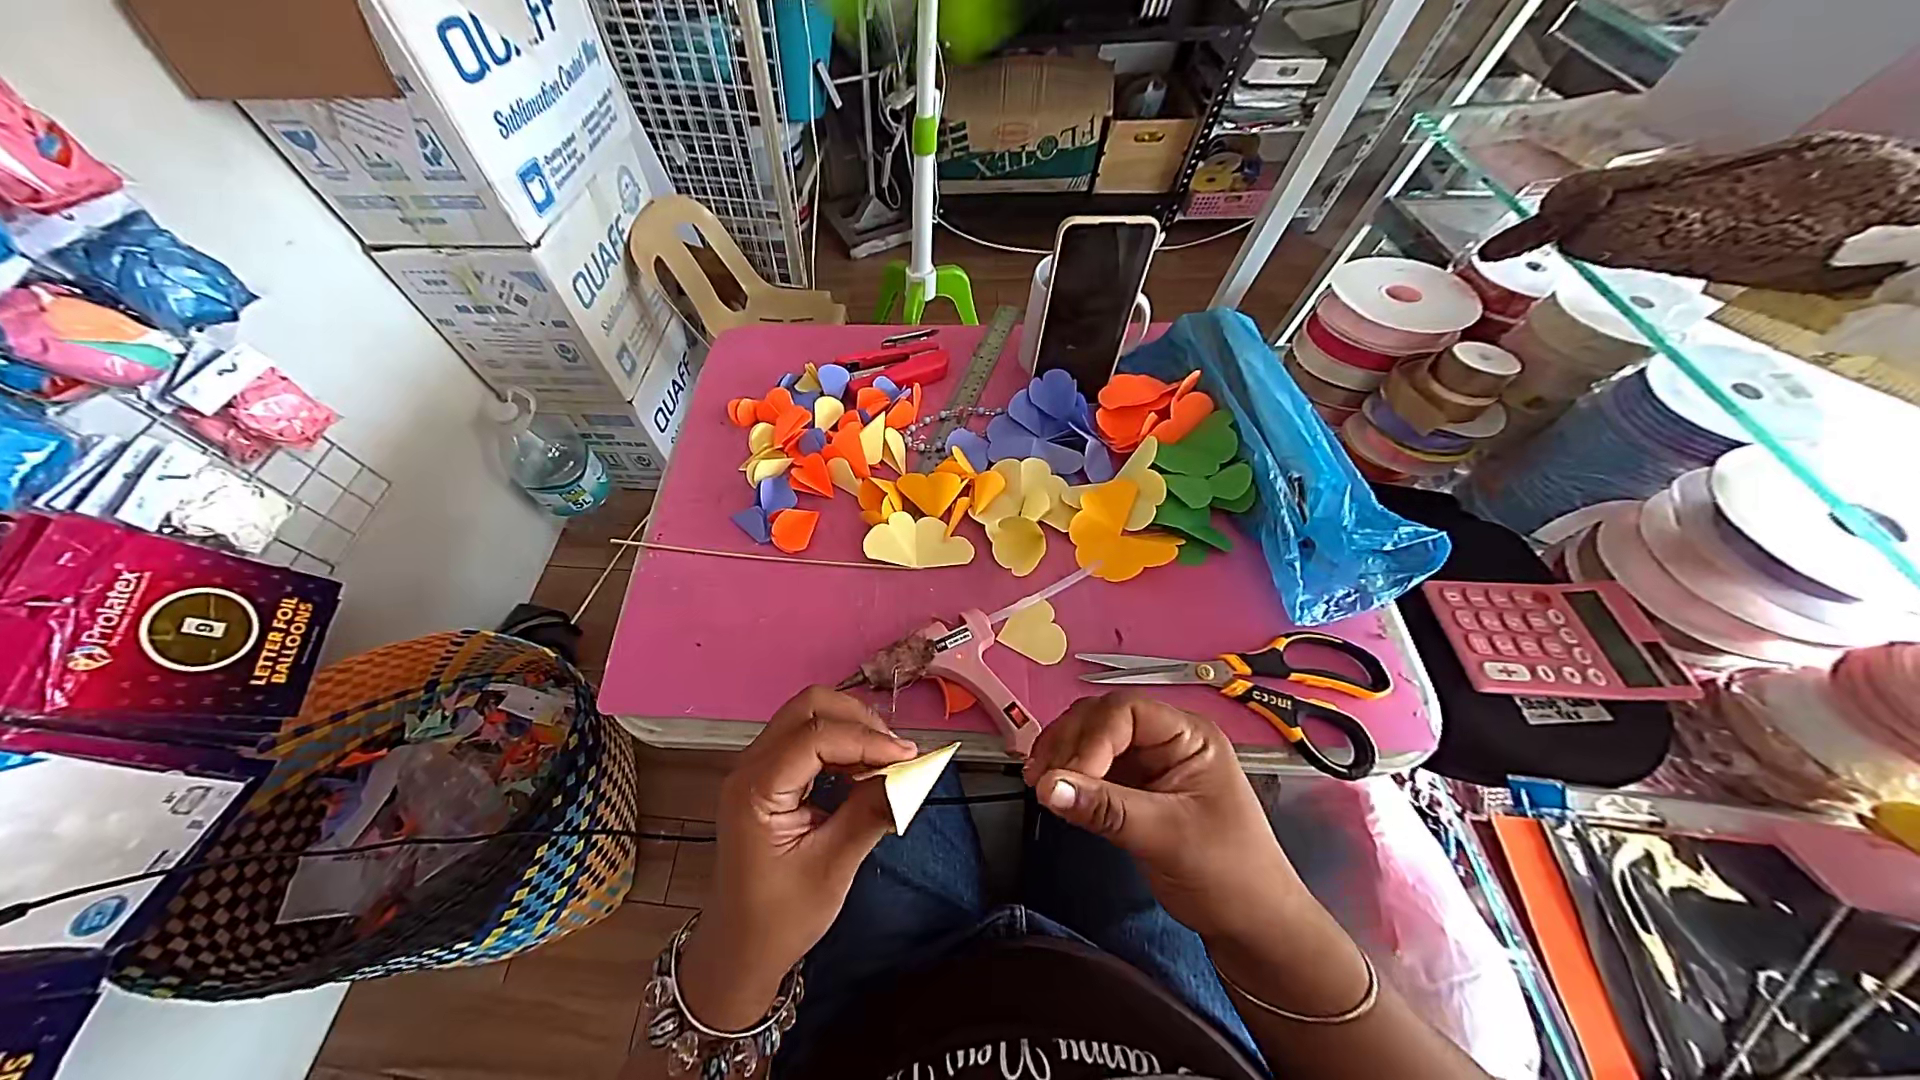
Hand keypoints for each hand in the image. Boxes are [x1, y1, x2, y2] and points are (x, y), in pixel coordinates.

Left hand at [678, 687, 916, 1028]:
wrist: (740, 950)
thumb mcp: (832, 868)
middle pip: (809, 707)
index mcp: (755, 789)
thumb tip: (911, 773)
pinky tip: (865, 770)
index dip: (866, 740)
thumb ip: (871, 812)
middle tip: (895, 753)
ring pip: (810, 715)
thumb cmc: (779, 918)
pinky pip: (810, 737)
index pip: (815, 736)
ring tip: (886, 763)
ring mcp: (758, 767)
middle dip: (859, 720)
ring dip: (853, 729)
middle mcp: (750, 766)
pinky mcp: (771, 775)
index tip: (908, 757)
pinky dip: (843, 744)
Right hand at [1022, 691, 1308, 942]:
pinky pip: (1089, 768)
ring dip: (1061, 755)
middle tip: (1041, 778)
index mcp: (1190, 736)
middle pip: (1102, 718)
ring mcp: (1147, 762)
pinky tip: (1049, 789)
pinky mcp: (1131, 787)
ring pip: (1090, 739)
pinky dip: (1066, 776)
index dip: (1091, 738)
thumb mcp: (1168, 837)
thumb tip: (1047, 787)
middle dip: (1069, 742)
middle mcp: (1165, 739)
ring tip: (1038, 782)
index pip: (1126, 712)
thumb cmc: (1229, 875)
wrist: (1251, 927)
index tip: (1066, 777)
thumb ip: (1105, 809)